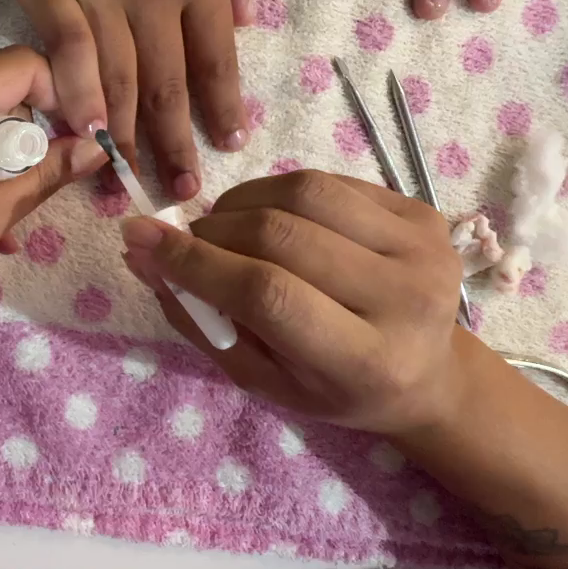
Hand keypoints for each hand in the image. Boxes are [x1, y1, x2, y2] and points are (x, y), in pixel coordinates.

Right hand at [0, 0, 261, 200]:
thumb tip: (245, 19)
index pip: (216, 55)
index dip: (220, 107)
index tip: (225, 147)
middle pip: (170, 82)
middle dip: (176, 144)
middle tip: (181, 194)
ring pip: (121, 79)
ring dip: (129, 138)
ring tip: (131, 183)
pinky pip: (68, 52)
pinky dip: (77, 96)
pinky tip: (82, 135)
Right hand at [119, 170, 468, 435]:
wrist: (428, 373)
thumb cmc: (330, 387)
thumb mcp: (257, 375)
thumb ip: (198, 317)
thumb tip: (139, 251)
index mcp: (363, 359)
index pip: (267, 294)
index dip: (196, 262)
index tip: (139, 238)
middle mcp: (405, 300)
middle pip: (281, 236)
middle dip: (213, 231)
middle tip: (188, 243)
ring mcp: (423, 249)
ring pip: (304, 193)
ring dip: (242, 202)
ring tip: (225, 227)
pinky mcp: (425, 214)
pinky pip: (328, 181)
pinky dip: (278, 192)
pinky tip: (270, 217)